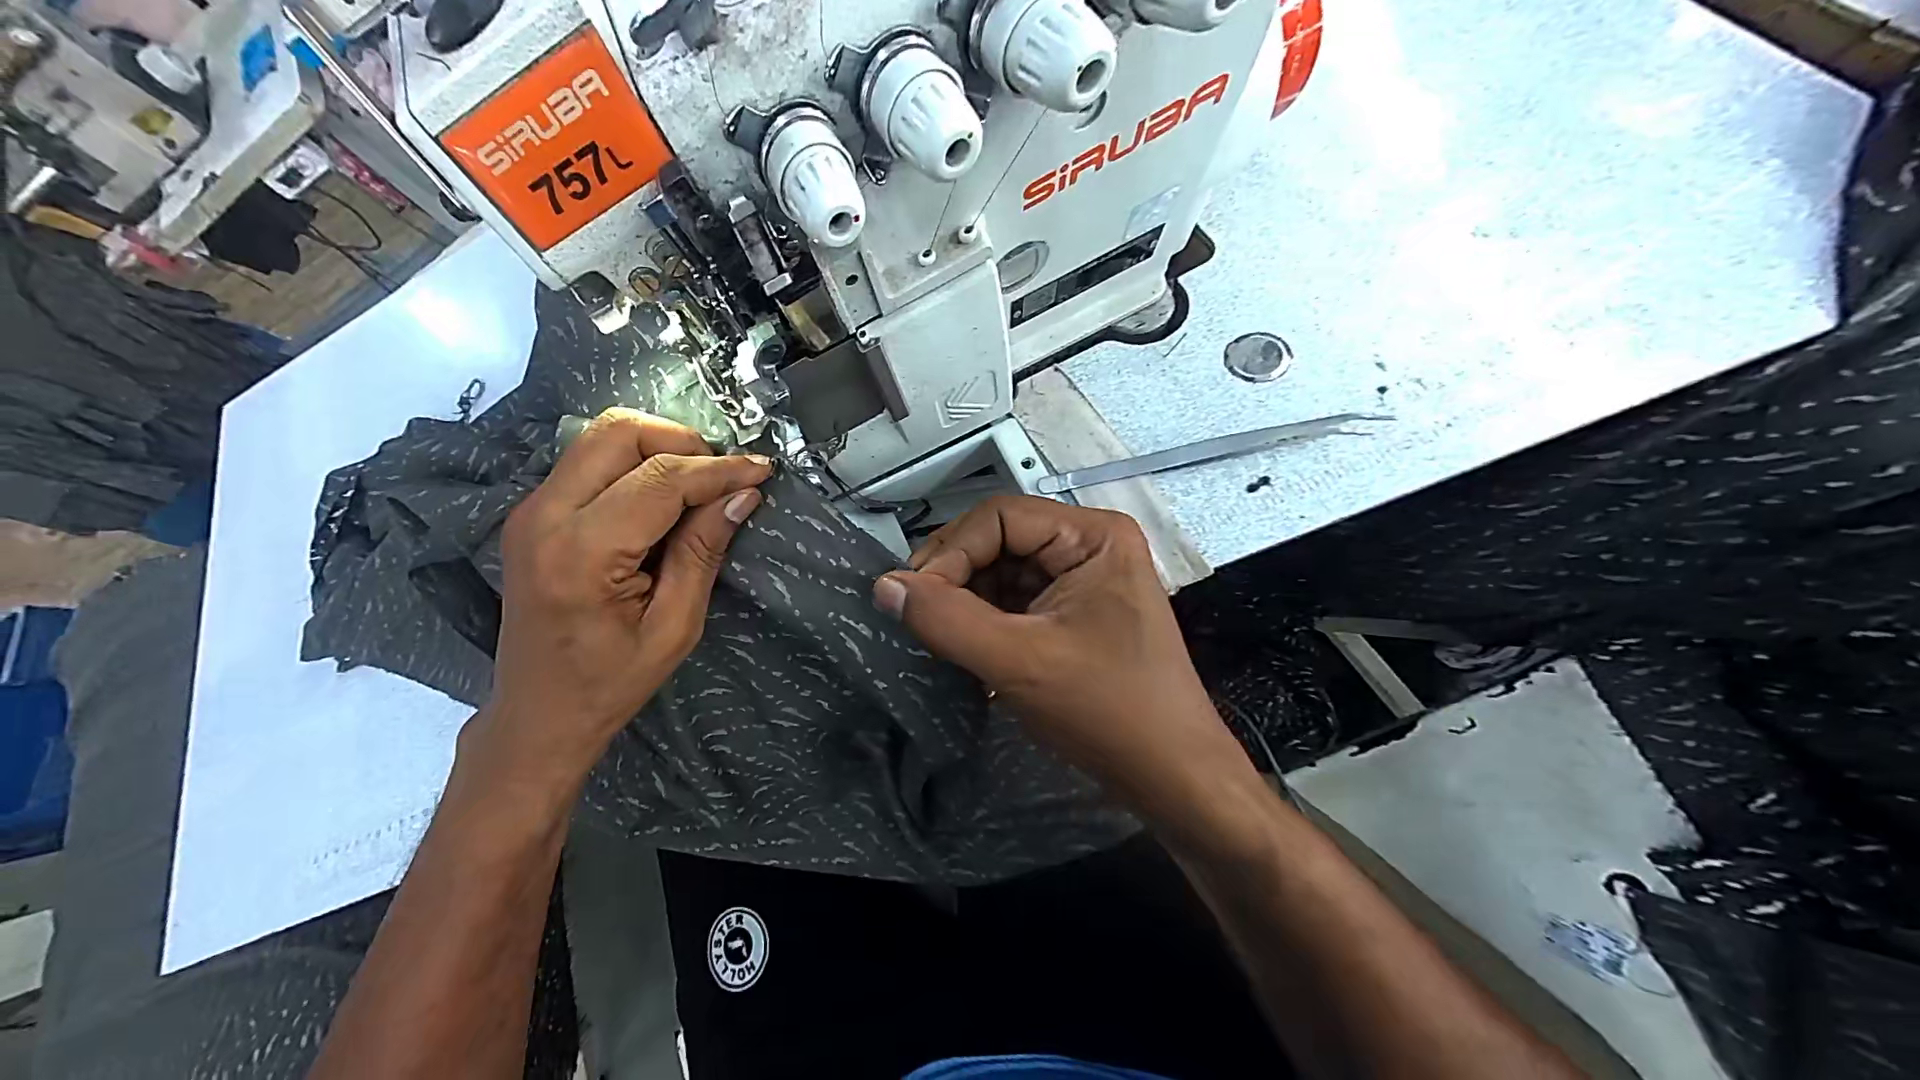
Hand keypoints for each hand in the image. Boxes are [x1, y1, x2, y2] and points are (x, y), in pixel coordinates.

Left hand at [473, 409, 772, 787]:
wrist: (538, 712)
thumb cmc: (611, 682)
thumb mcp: (675, 626)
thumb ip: (703, 551)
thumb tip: (743, 495)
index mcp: (582, 553)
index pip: (660, 479)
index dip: (718, 470)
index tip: (762, 472)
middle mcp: (545, 516)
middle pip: (619, 432)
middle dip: (683, 442)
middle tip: (724, 477)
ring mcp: (530, 509)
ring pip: (601, 436)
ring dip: (659, 447)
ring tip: (700, 484)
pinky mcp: (533, 512)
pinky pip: (589, 460)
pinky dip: (636, 463)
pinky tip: (666, 496)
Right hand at [872, 497, 1259, 828]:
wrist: (1172, 775)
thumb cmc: (1109, 710)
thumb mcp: (1019, 661)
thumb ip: (946, 620)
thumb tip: (884, 587)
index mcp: (1092, 535)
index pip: (998, 517)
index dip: (950, 552)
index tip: (913, 597)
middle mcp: (1089, 546)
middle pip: (998, 540)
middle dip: (955, 576)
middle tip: (918, 616)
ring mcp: (1082, 580)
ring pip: (1001, 572)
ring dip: (965, 600)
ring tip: (940, 635)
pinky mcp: (1072, 613)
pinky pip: (1014, 600)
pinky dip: (983, 619)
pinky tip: (965, 645)